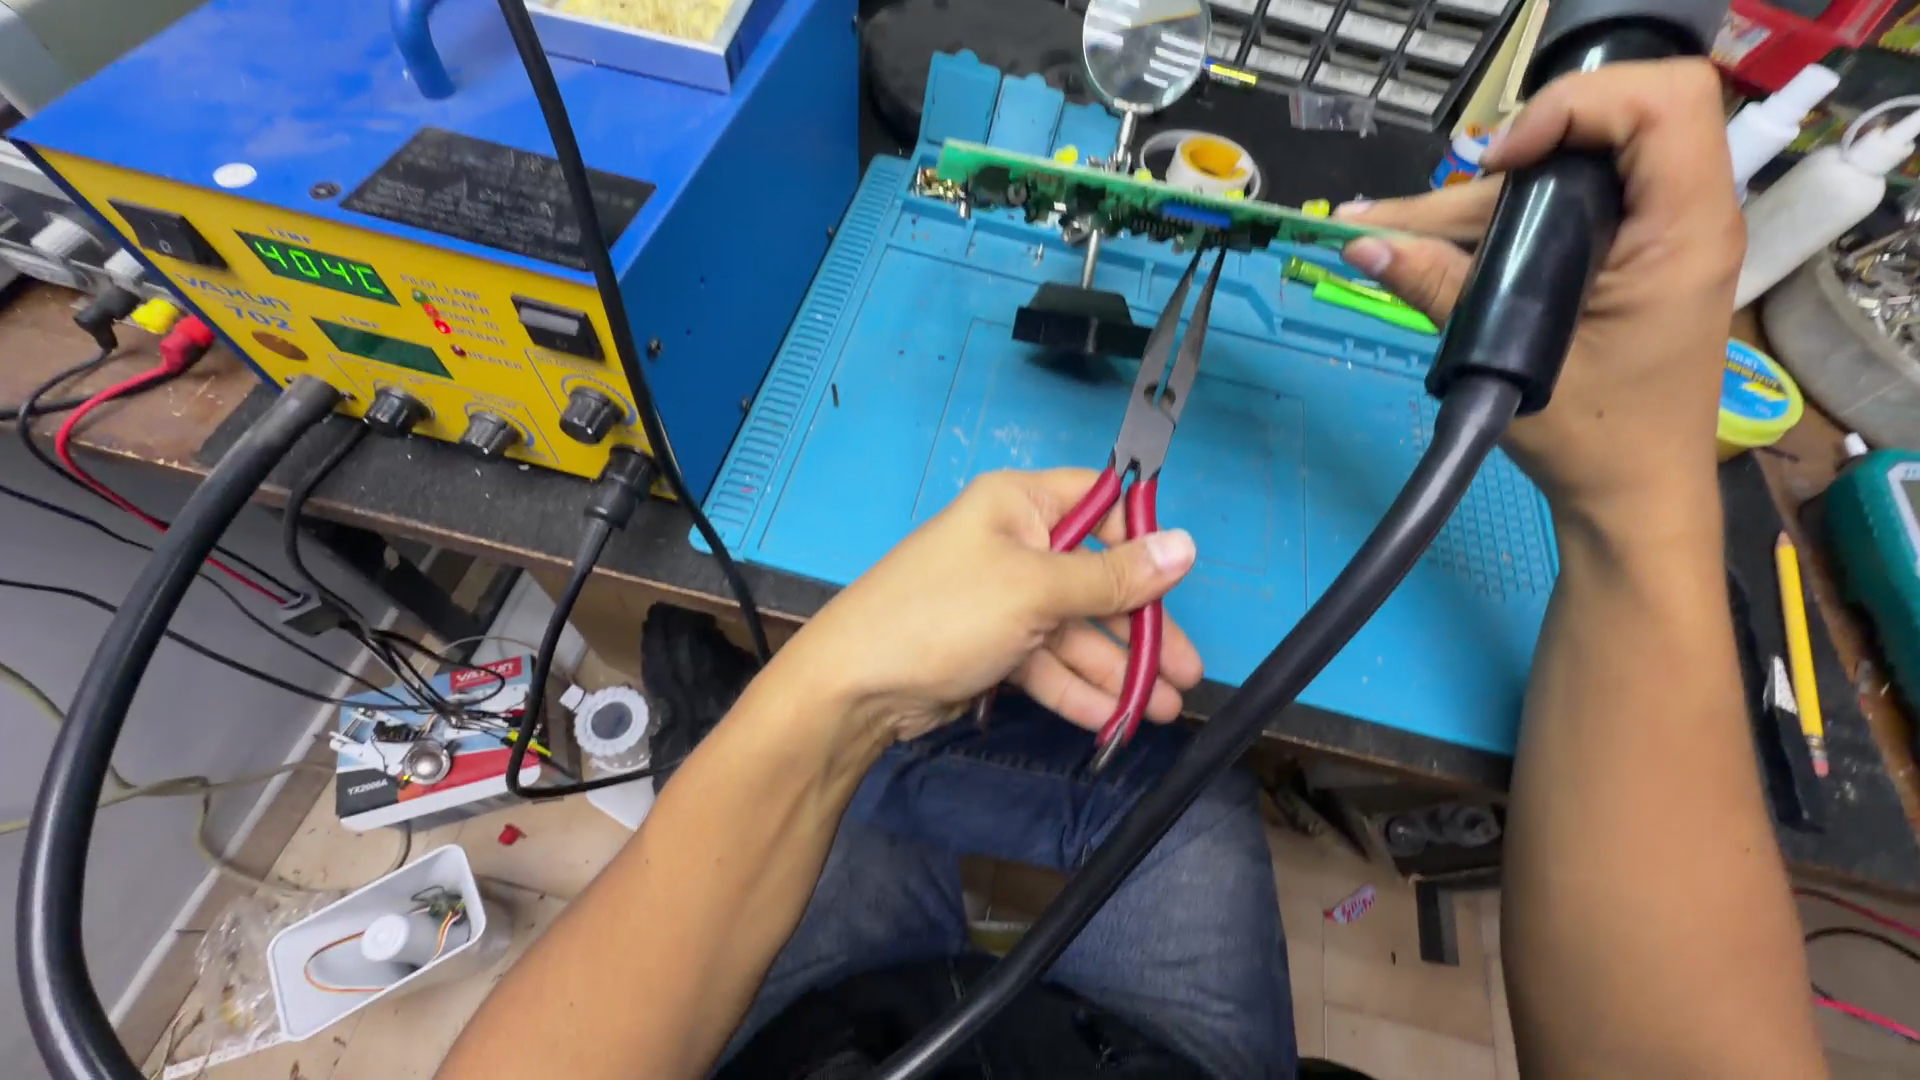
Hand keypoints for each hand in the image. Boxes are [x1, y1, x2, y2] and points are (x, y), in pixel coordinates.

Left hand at [778, 469, 1203, 742]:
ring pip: (1075, 631)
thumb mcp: (1036, 589)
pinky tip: (1113, 721)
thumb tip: (1185, 547)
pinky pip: (1048, 662)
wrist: (858, 685)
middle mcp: (1015, 546)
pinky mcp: (994, 648)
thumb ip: (1113, 577)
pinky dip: (1077, 690)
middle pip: (1095, 579)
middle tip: (1186, 672)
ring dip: (1116, 670)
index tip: (1175, 579)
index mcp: (1019, 505)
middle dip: (1140, 629)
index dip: (1139, 538)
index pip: (1098, 503)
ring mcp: (1004, 601)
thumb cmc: (947, 613)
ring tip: (1161, 709)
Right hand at [1336, 60, 1742, 529]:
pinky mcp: (1610, 262)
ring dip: (1452, 214)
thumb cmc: (1593, 438)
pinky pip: (1542, 223)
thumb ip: (1442, 291)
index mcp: (1679, 231)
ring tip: (1367, 234)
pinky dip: (1474, 234)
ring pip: (1541, 192)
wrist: (1630, 491)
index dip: (1571, 110)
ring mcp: (1639, 239)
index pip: (1656, 105)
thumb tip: (1363, 247)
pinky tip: (1412, 249)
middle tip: (1372, 224)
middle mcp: (1669, 217)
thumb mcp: (1511, 359)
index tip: (1492, 169)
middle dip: (1465, 186)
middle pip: (1568, 153)